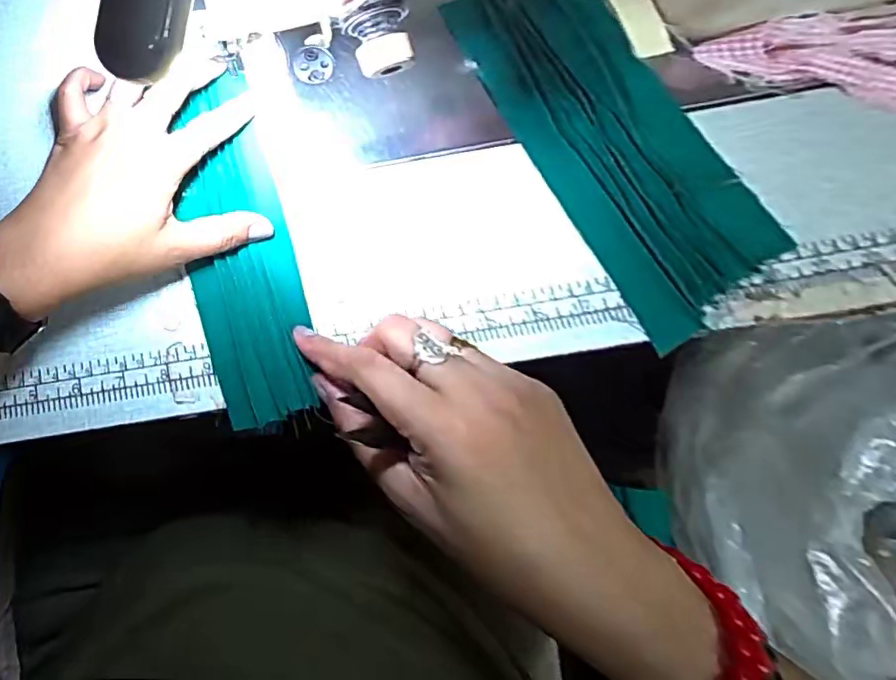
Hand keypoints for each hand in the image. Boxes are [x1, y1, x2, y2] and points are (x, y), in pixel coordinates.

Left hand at [0, 59, 270, 319]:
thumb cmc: (104, 253)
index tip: (251, 100)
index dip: (236, 113)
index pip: (211, 128)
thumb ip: (221, 234)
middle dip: (199, 69)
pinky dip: (83, 78)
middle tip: (214, 63)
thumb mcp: (171, 247)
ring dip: (151, 69)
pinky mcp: (70, 130)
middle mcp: (133, 133)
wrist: (44, 253)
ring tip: (166, 64)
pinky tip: (96, 78)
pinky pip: (73, 90)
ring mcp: (99, 127)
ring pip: (129, 81)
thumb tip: (260, 227)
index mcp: (163, 160)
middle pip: (172, 87)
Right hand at [294, 316, 718, 679]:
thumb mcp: (416, 505)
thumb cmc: (495, 551)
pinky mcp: (532, 382)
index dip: (329, 351)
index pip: (370, 369)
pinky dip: (445, 366)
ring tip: (408, 393)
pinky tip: (454, 406)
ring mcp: (509, 378)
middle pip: (404, 330)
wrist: (594, 566)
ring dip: (408, 350)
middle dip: (371, 344)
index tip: (301, 336)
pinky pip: (472, 355)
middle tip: (364, 384)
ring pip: (438, 334)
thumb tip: (332, 392)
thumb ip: (366, 441)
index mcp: (443, 425)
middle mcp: (476, 386)